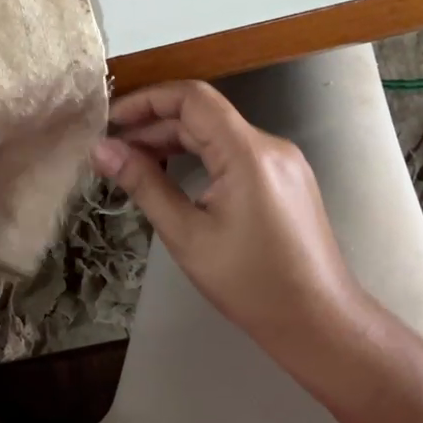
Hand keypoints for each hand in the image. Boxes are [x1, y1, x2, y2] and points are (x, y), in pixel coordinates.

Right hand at [91, 81, 364, 348]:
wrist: (321, 324)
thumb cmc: (251, 283)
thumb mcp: (186, 234)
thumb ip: (143, 183)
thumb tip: (101, 149)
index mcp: (248, 153)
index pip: (191, 98)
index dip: (145, 101)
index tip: (108, 121)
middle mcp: (269, 146)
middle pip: (201, 115)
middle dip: (151, 126)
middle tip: (110, 150)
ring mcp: (281, 163)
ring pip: (216, 134)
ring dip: (171, 142)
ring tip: (131, 164)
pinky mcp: (284, 180)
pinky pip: (232, 153)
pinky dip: (196, 156)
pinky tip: (170, 177)